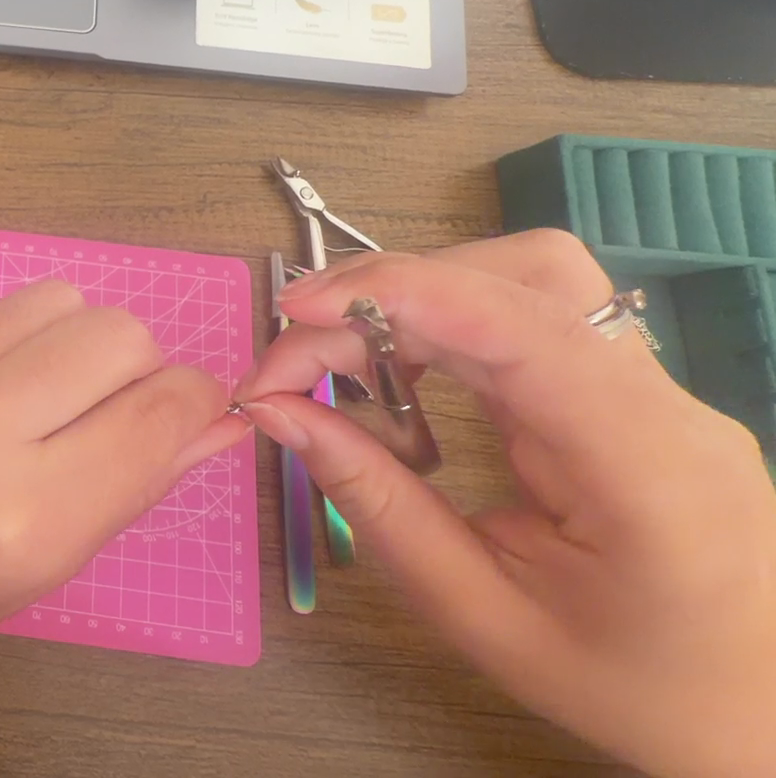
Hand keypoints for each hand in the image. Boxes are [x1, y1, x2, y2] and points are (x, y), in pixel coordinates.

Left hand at [0, 280, 247, 670]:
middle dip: (138, 367)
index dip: (197, 405)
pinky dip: (9, 345)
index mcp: (22, 512)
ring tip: (41, 394)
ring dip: (73, 341)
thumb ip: (136, 485)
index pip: (156, 415)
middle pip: (115, 333)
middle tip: (102, 411)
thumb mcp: (41, 570)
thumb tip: (216, 420)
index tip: (188, 414)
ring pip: (57, 299)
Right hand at [236, 231, 775, 777]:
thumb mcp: (474, 611)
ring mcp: (646, 386)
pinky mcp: (618, 386)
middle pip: (517, 279)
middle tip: (296, 354)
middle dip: (383, 293)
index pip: (520, 327)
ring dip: (408, 296)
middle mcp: (658, 402)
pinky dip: (432, 321)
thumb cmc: (626, 683)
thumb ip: (370, 499)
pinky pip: (516, 317)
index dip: (399, 292)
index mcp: (644, 468)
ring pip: (518, 280)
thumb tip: (273, 408)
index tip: (292, 312)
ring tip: (334, 353)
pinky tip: (391, 367)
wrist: (769, 719)